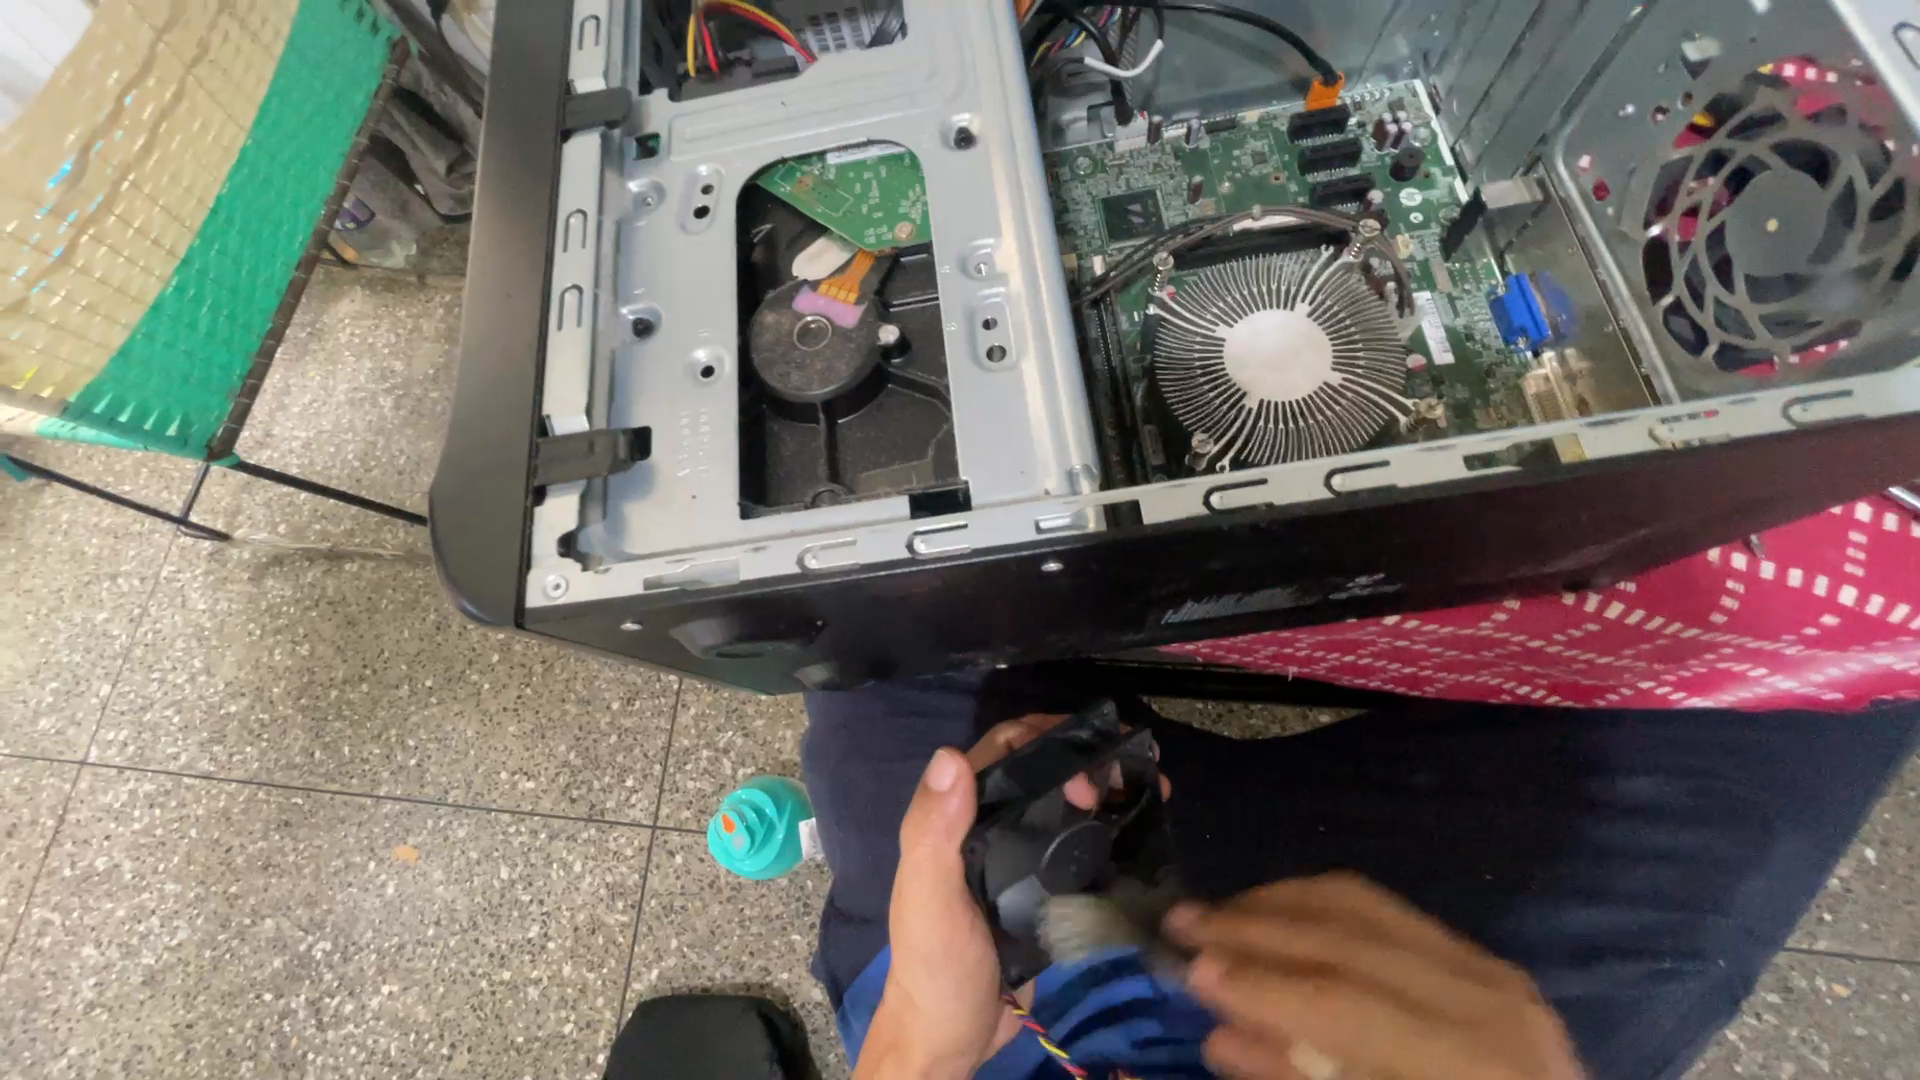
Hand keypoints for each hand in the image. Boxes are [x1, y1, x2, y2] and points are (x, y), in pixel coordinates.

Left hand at [856, 714, 1149, 1078]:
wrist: (955, 1038)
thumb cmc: (936, 964)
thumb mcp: (928, 897)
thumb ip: (933, 830)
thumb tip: (951, 755)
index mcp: (956, 816)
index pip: (1002, 751)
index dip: (1045, 739)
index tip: (1088, 758)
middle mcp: (986, 825)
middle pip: (1038, 770)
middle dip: (1084, 756)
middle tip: (1130, 771)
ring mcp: (1016, 856)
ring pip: (1060, 801)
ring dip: (1101, 785)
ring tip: (1149, 785)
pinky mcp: (1043, 887)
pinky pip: (1075, 843)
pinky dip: (1105, 826)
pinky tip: (1138, 825)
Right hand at [1166, 873, 1585, 1079]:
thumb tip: (1219, 1034)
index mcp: (1472, 1068)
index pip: (1348, 1006)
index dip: (1262, 986)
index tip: (1192, 970)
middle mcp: (1488, 1006)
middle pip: (1346, 940)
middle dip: (1250, 926)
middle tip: (1179, 920)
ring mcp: (1486, 970)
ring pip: (1355, 903)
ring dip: (1270, 902)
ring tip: (1212, 912)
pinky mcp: (1473, 953)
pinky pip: (1375, 905)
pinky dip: (1308, 901)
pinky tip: (1266, 910)